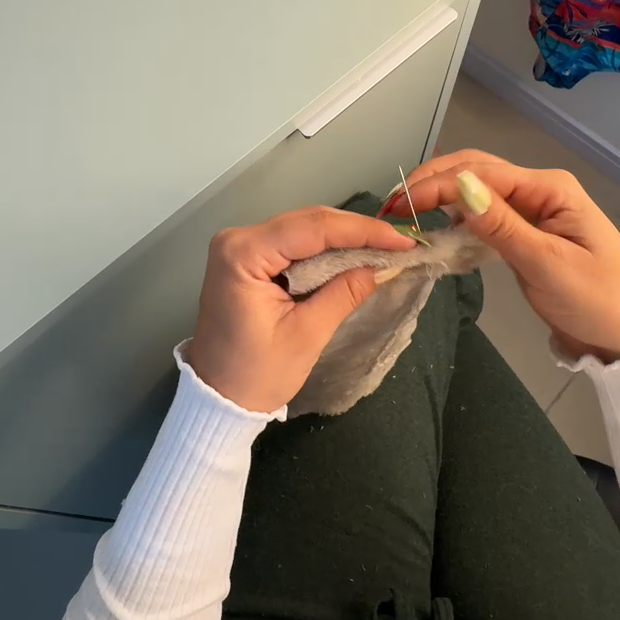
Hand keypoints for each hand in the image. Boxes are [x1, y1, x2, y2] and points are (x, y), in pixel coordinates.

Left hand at [186, 206, 416, 412]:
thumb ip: (344, 292)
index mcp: (243, 253)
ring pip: (302, 228)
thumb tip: (382, 265)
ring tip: (384, 247)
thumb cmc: (257, 374)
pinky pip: (292, 242)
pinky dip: (324, 249)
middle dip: (355, 231)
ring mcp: (240, 245)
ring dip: (343, 237)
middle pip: (306, 222)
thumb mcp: (306, 335)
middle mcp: (237, 238)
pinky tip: (352, 255)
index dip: (361, 231)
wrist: (217, 397)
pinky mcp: (247, 257)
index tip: (402, 240)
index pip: (312, 228)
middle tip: (400, 243)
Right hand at [392, 150, 619, 361]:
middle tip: (393, 205)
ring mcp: (532, 210)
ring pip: (476, 190)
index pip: (481, 173)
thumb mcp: (548, 265)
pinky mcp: (524, 232)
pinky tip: (434, 225)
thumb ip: (501, 225)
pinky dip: (454, 215)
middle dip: (431, 181)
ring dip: (440, 195)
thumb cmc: (599, 302)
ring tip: (405, 212)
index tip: (400, 205)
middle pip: (475, 170)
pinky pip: (483, 214)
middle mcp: (539, 190)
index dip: (436, 184)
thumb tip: (458, 185)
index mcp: (550, 188)